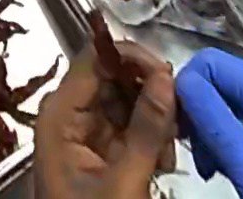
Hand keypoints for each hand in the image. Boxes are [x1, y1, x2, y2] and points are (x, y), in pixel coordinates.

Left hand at [34, 40, 177, 198]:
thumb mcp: (124, 184)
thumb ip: (146, 130)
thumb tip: (167, 76)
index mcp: (61, 110)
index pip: (94, 57)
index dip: (132, 57)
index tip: (171, 74)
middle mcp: (69, 111)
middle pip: (112, 76)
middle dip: (149, 92)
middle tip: (181, 119)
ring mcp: (85, 132)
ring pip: (125, 100)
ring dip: (155, 118)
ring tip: (171, 152)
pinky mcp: (101, 153)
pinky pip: (129, 126)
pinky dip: (151, 138)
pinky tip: (166, 162)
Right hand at [173, 49, 242, 198]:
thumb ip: (212, 114)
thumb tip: (177, 78)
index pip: (212, 62)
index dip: (189, 85)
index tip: (177, 121)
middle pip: (218, 85)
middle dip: (197, 112)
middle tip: (189, 147)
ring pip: (224, 110)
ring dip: (206, 132)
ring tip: (205, 165)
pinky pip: (237, 134)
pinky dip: (220, 147)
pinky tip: (218, 170)